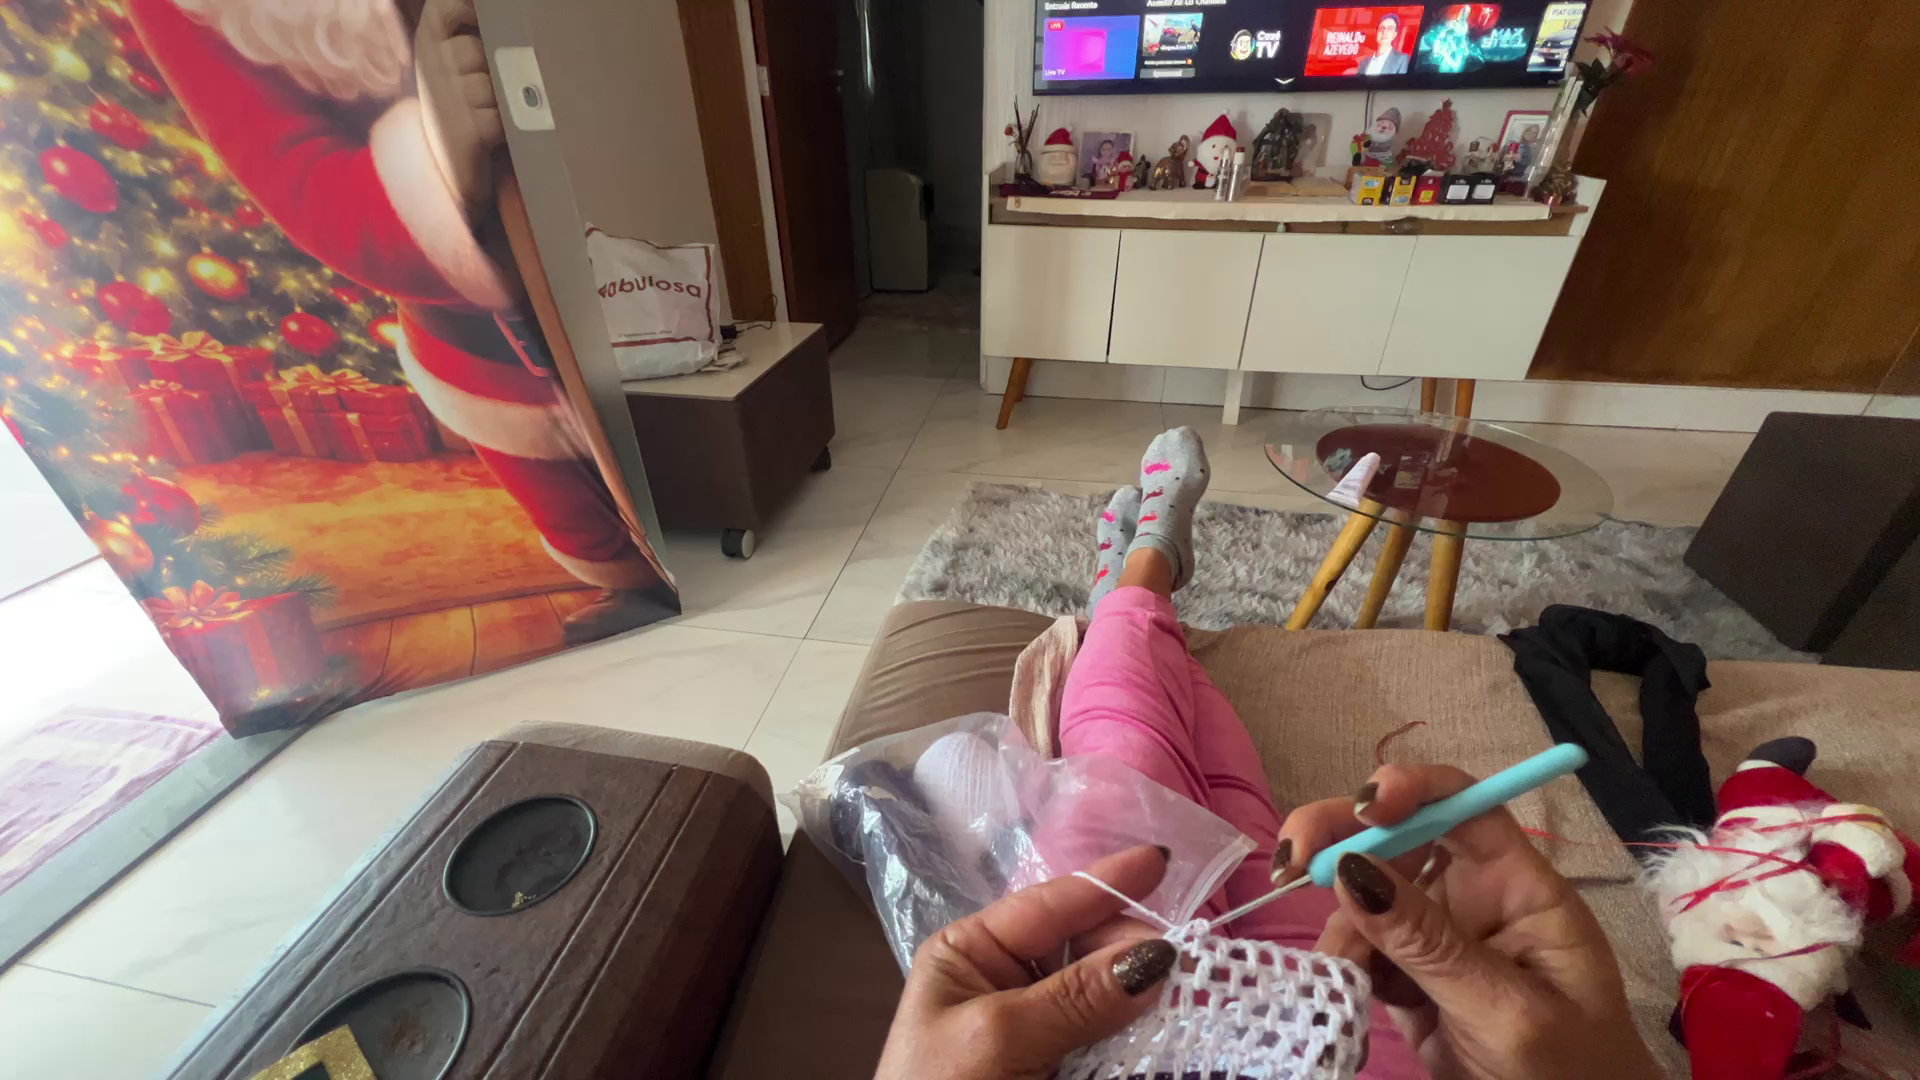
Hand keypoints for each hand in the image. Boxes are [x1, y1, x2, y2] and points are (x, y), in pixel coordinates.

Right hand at [415, 0, 505, 214]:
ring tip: (494, 116)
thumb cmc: (462, 113)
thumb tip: (502, 20)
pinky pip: (503, 117)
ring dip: (504, 101)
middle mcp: (432, 69)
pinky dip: (509, 127)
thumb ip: (471, 42)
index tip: (484, 15)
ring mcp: (449, 100)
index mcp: (428, 46)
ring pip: (493, 84)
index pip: (445, 9)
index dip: (466, 6)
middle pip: (478, 51)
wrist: (449, 169)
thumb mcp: (455, 70)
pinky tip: (498, 135)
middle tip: (493, 93)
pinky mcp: (469, 131)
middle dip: (494, 69)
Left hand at [874, 846, 1176, 1079]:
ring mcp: (1029, 1023)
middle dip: (1126, 940)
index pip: (1047, 904)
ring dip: (1135, 984)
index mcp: (971, 950)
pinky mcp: (1053, 1065)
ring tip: (1181, 981)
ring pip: (1095, 987)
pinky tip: (1157, 1021)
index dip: (1104, 882)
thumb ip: (1074, 998)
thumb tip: (1155, 955)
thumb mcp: (998, 1038)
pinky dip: (1128, 1027)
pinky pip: (1099, 1034)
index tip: (1160, 860)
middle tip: (1181, 955)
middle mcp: (1002, 976)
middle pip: (1078, 942)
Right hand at [1275, 764, 1663, 1079]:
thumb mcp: (1507, 1014)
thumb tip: (1347, 868)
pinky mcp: (1400, 959)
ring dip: (1338, 920)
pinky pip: (1351, 933)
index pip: (1463, 804)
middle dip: (1335, 837)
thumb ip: (1428, 942)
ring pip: (1358, 883)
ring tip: (1342, 971)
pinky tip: (1346, 987)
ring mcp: (1430, 924)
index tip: (1363, 811)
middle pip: (1391, 831)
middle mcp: (1468, 890)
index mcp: (1516, 886)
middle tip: (1290, 864)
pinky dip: (1339, 955)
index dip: (1410, 789)